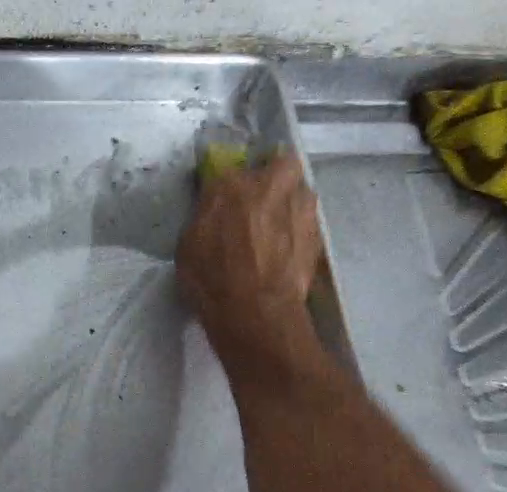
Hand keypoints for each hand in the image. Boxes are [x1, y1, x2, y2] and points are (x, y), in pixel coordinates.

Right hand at [176, 150, 328, 386]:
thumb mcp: (188, 247)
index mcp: (229, 184)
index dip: (230, 184)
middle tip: (262, 202)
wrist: (256, 311)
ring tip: (278, 230)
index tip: (227, 199)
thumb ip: (205, 217)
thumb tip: (213, 209)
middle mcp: (270, 183)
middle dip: (273, 177)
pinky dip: (298, 231)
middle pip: (280, 164)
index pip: (229, 168)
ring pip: (300, 190)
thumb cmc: (212, 281)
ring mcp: (300, 205)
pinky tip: (287, 252)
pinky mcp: (318, 231)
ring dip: (291, 203)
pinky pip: (307, 221)